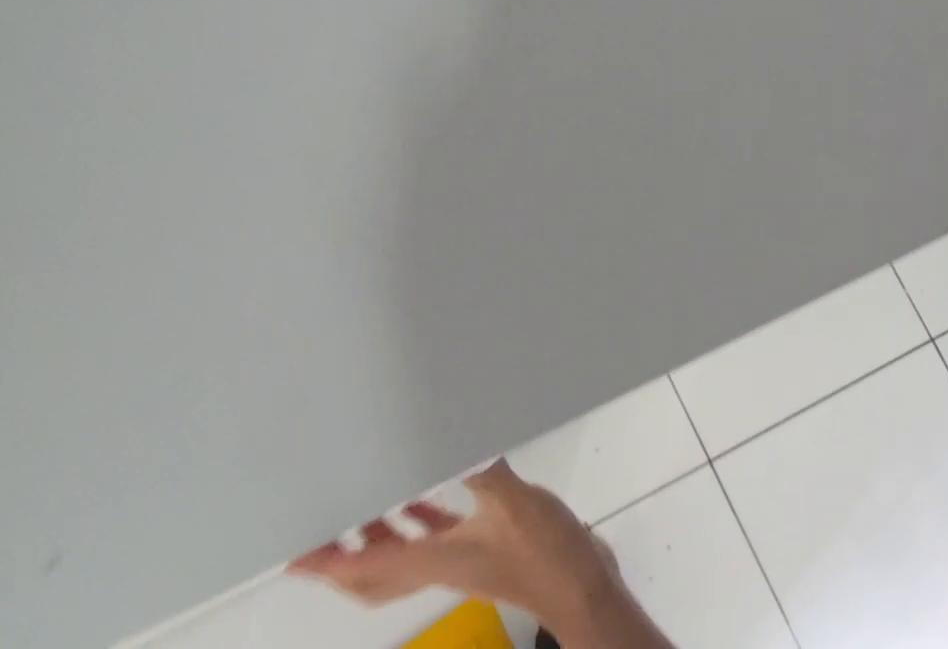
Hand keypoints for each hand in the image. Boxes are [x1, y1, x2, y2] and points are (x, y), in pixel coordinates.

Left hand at [289, 460, 627, 633]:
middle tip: (327, 529)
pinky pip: (432, 546)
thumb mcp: (515, 504)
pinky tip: (432, 500)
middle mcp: (435, 567)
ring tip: (373, 504)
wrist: (578, 586)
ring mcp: (459, 564)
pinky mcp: (482, 555)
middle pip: (371, 576)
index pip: (364, 565)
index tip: (292, 556)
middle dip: (343, 558)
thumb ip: (485, 471)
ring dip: (379, 538)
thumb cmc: (542, 552)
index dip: (326, 561)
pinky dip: (421, 527)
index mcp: (432, 560)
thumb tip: (462, 437)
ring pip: (399, 561)